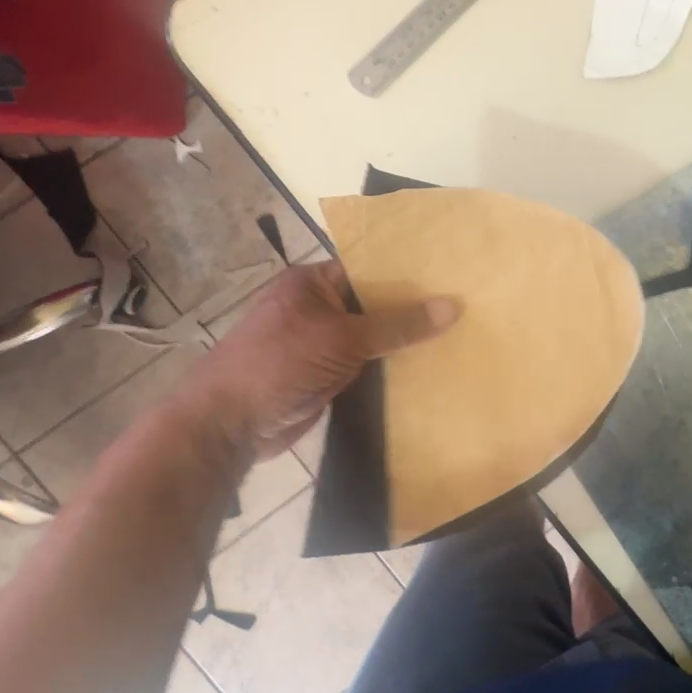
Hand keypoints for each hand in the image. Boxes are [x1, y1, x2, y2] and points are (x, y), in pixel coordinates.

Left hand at [180, 261, 458, 457]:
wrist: (227, 426)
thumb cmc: (279, 364)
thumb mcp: (344, 338)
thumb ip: (399, 324)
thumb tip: (453, 306)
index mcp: (312, 282)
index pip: (370, 266)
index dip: (408, 270)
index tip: (451, 272)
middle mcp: (316, 306)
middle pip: (374, 301)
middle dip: (413, 306)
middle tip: (464, 301)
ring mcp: (320, 342)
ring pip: (373, 334)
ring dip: (404, 339)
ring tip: (458, 330)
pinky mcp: (325, 374)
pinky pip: (367, 362)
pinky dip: (391, 365)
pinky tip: (429, 364)